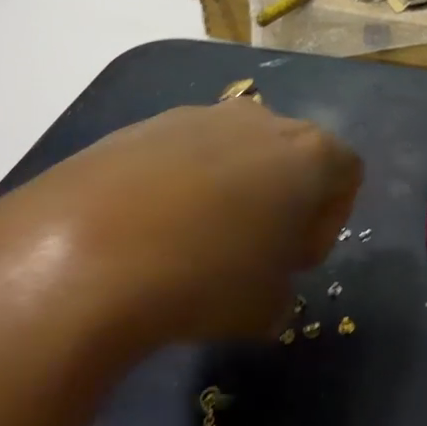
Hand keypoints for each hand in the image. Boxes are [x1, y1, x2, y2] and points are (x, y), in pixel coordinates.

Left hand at [0, 99, 361, 345]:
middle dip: (283, 200)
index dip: (329, 222)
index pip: (348, 174)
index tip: (294, 263)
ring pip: (234, 150)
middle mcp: (260, 120)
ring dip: (230, 190)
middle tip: (253, 253)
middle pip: (292, 154)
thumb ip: (284, 288)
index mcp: (309, 154)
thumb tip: (263, 283)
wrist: (79, 258)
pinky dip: (179, 187)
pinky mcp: (139, 127)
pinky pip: (180, 155)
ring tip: (194, 244)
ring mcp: (196, 116)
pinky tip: (148, 233)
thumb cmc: (203, 281)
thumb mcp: (268, 309)